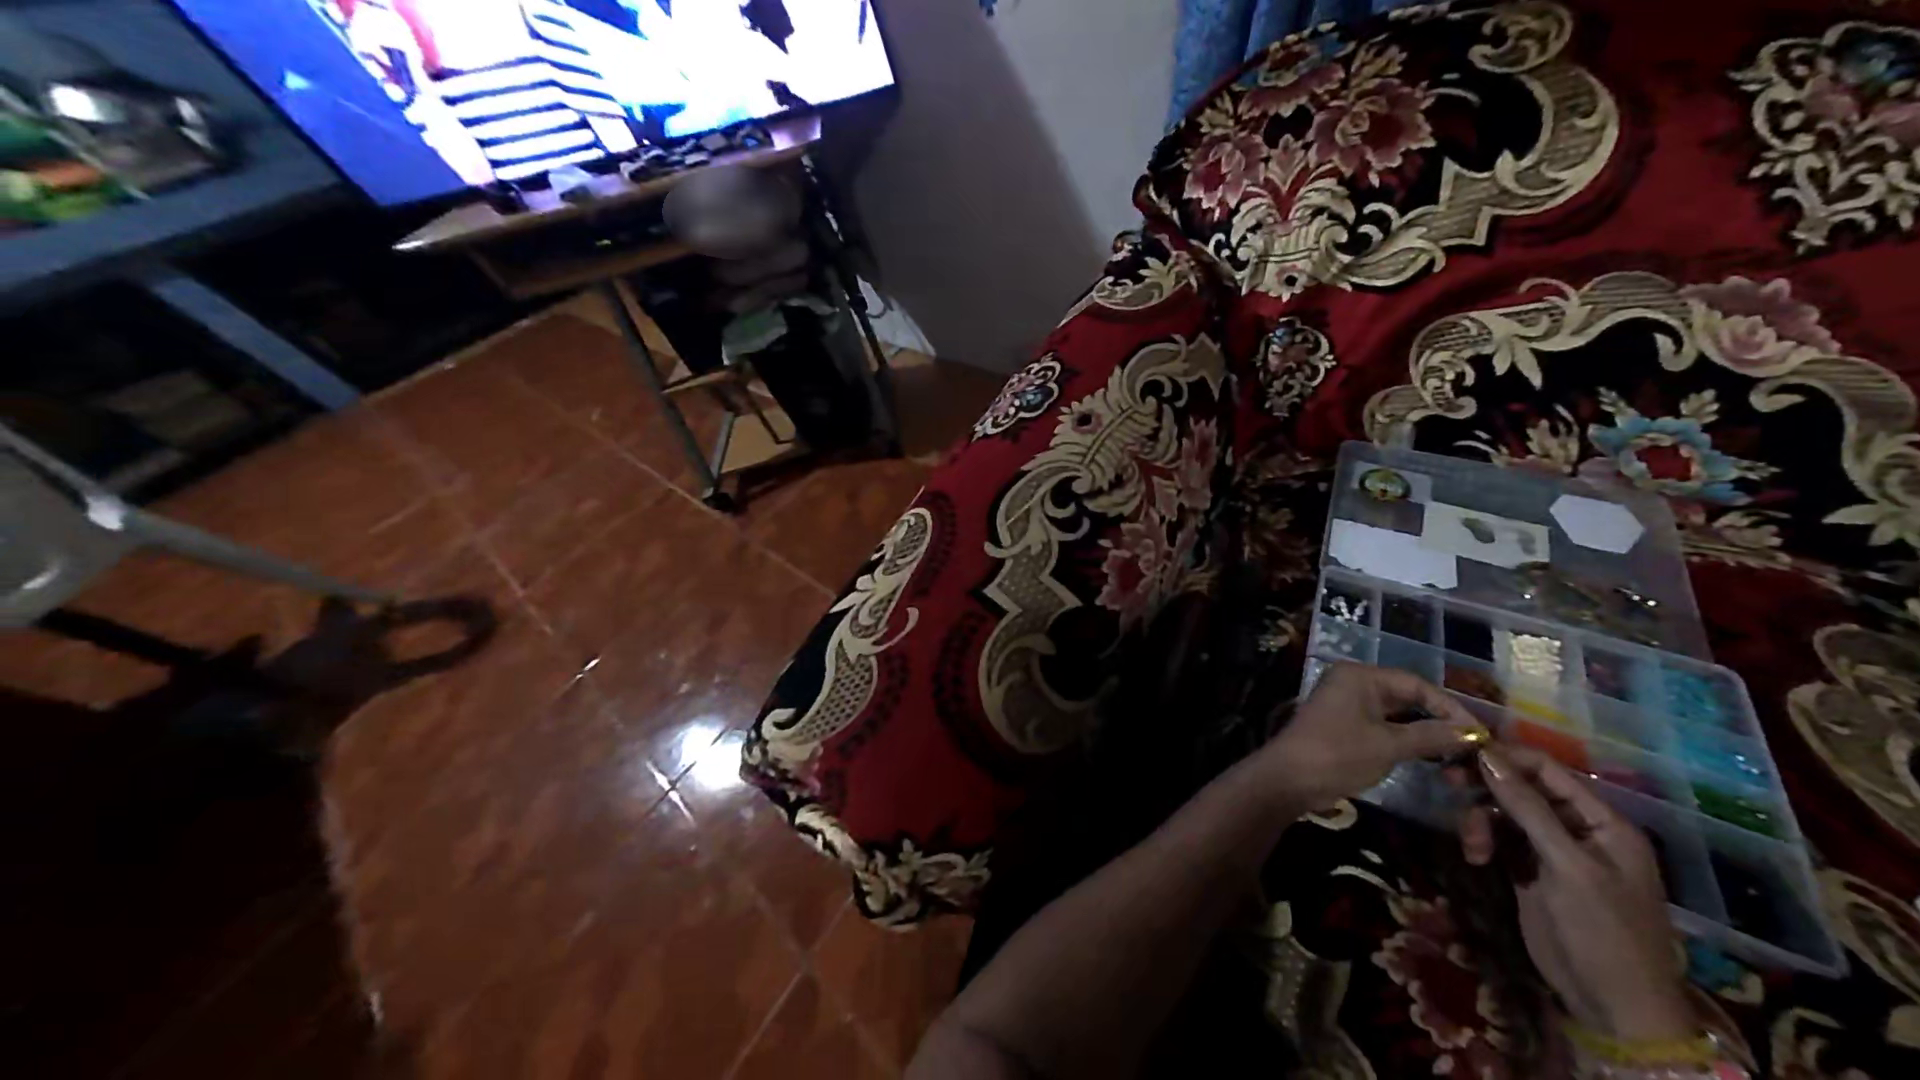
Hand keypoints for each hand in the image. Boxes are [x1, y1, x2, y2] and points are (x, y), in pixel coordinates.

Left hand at [1254, 662, 1484, 812]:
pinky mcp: (1344, 725)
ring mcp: (1346, 704)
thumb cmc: (1337, 754)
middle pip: (1407, 697)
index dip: (1451, 708)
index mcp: (1360, 676)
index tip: (1481, 734)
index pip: (1417, 684)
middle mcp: (1352, 683)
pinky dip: (1406, 739)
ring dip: (1425, 732)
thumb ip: (1431, 736)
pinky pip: (1383, 726)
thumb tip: (1474, 734)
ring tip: (1458, 754)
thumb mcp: (1388, 744)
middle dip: (1440, 720)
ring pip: (1397, 713)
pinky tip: (1431, 757)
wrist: (1288, 779)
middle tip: (1474, 746)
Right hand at [1463, 745, 1694, 1041]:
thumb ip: (1527, 808)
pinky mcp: (1529, 869)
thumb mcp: (1566, 865)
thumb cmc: (1603, 928)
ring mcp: (1552, 850)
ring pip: (1503, 811)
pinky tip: (1476, 858)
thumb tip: (1487, 754)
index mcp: (1601, 821)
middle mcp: (1576, 828)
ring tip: (1472, 846)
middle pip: (1521, 787)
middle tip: (1448, 782)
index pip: (1548, 770)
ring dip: (1480, 819)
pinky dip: (1482, 841)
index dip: (1506, 756)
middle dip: (1485, 786)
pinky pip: (1498, 837)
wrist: (1612, 1002)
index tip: (1460, 752)